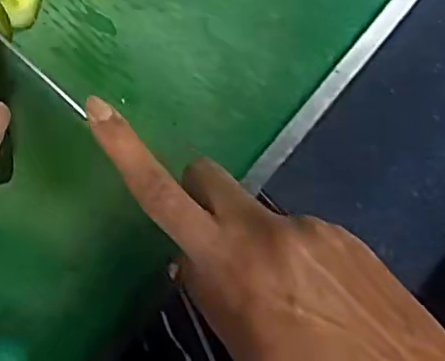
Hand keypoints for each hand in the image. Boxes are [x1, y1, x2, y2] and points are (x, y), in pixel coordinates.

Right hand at [86, 98, 444, 360]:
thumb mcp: (248, 353)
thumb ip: (214, 296)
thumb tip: (189, 262)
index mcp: (233, 265)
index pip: (162, 196)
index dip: (125, 150)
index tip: (98, 108)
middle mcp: (267, 231)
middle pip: (206, 176)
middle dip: (196, 195)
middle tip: (209, 241)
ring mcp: (311, 227)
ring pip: (256, 214)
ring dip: (256, 242)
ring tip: (291, 304)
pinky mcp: (346, 234)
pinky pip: (301, 233)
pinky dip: (298, 257)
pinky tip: (325, 307)